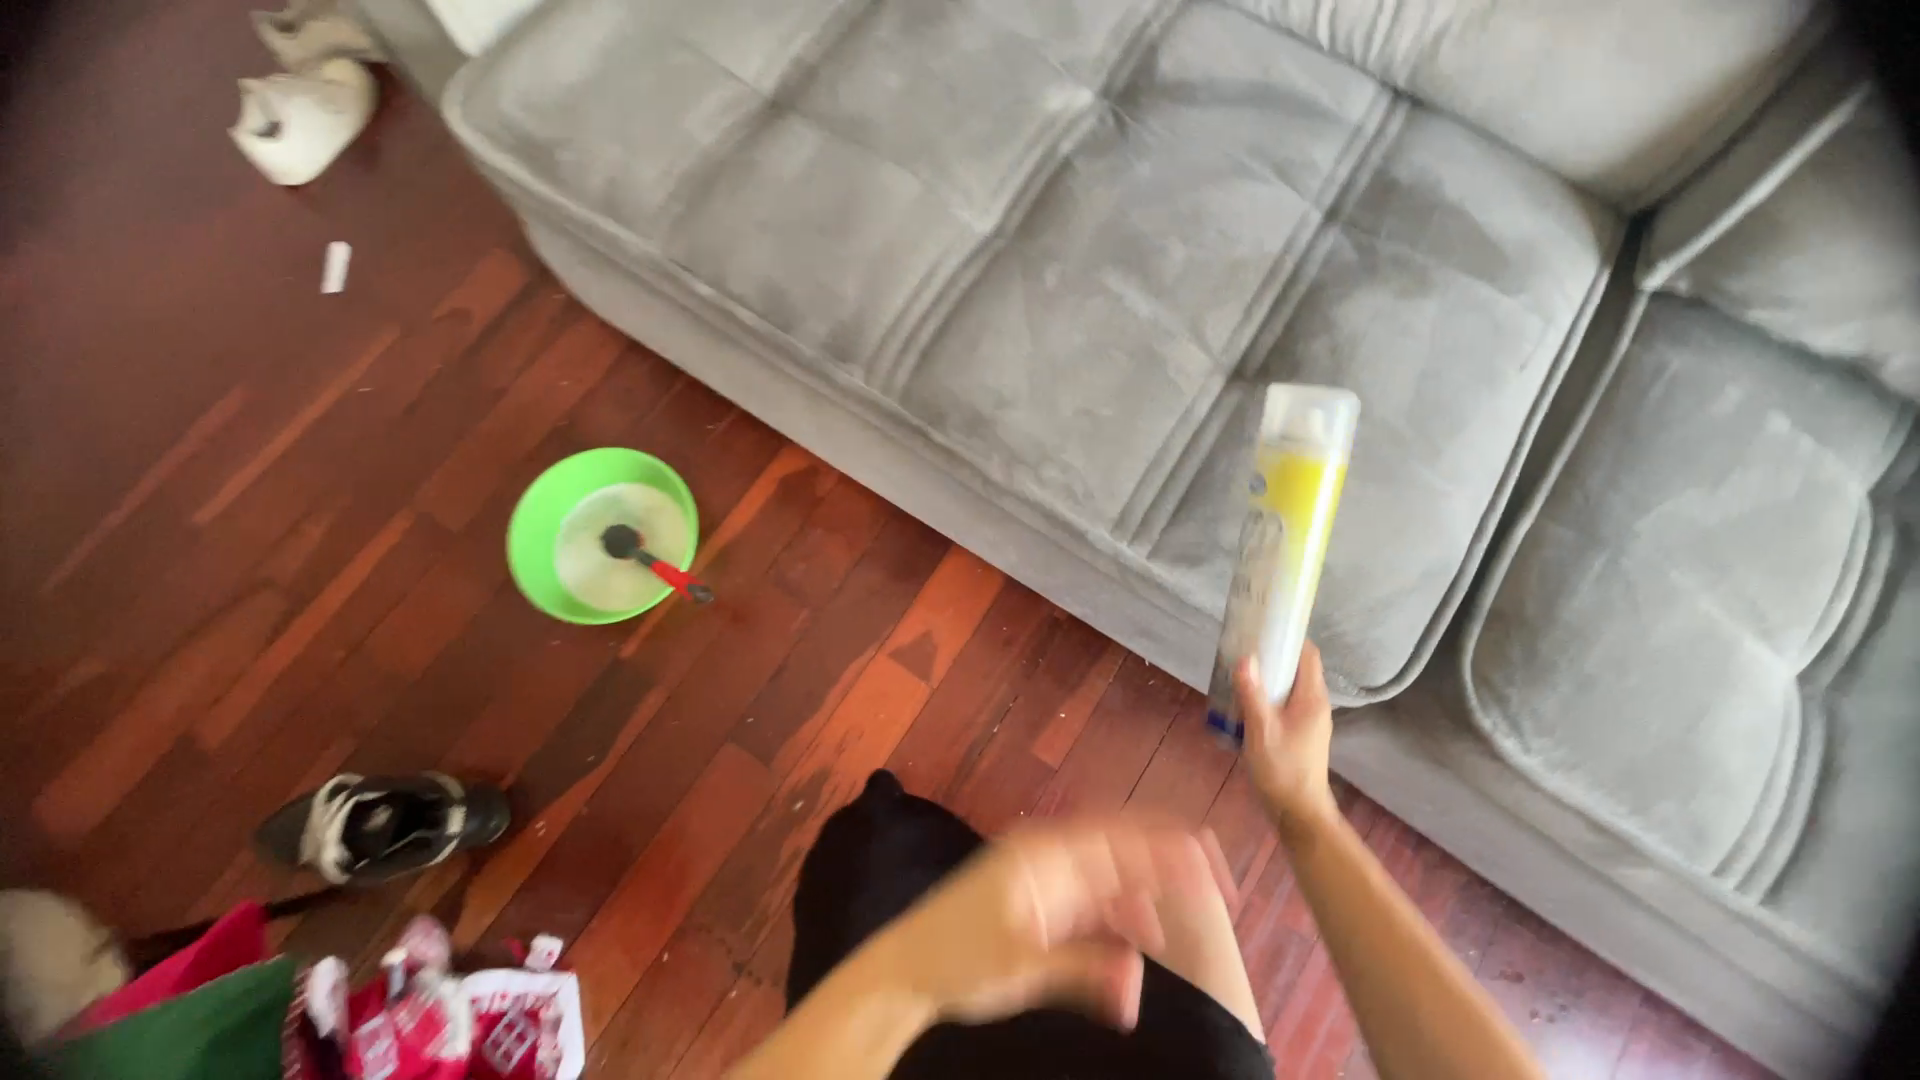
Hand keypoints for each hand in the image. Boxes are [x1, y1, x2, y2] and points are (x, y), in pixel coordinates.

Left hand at [860, 821, 1234, 1030]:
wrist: (907, 968)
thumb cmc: (957, 960)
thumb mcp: (1021, 967)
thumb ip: (1083, 972)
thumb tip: (1139, 984)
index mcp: (1044, 854)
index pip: (1121, 839)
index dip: (1170, 849)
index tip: (1211, 867)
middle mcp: (1047, 852)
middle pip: (1121, 843)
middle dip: (1167, 859)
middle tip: (1215, 883)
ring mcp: (1043, 872)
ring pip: (1110, 870)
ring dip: (1144, 893)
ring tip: (1173, 926)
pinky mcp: (1039, 894)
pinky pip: (1092, 892)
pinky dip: (1119, 910)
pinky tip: (1137, 937)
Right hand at [1235, 642, 1337, 835]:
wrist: (1297, 811)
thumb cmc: (1282, 769)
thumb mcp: (1261, 730)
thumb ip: (1252, 694)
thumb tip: (1245, 657)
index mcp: (1312, 698)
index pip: (1308, 654)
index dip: (1288, 636)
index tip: (1262, 627)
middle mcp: (1314, 704)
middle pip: (1297, 666)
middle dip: (1271, 654)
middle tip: (1241, 646)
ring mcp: (1308, 719)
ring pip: (1288, 685)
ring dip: (1266, 676)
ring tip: (1237, 670)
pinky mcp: (1299, 731)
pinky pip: (1283, 701)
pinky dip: (1266, 694)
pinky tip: (1243, 700)